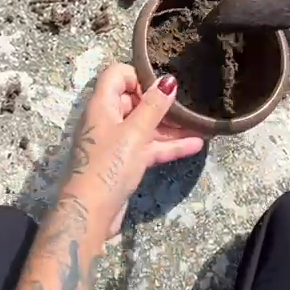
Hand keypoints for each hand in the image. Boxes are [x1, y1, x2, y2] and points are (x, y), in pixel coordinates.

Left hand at [60, 63, 205, 238]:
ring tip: (199, 124)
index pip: (117, 75)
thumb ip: (153, 106)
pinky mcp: (124, 163)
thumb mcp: (135, 133)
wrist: (90, 214)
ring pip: (144, 126)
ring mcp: (115, 142)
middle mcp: (107, 119)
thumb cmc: (109, 166)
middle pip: (134, 100)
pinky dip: (168, 145)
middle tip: (187, 104)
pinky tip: (195, 144)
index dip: (138, 76)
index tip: (161, 87)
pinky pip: (148, 146)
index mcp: (102, 104)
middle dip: (160, 102)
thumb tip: (168, 79)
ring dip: (169, 125)